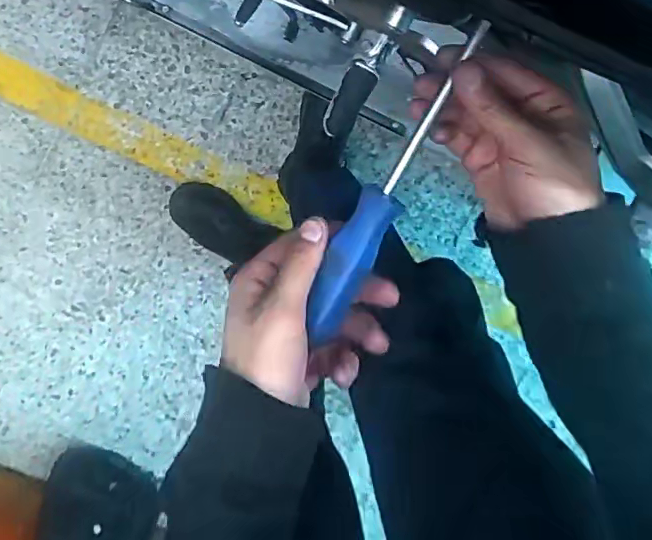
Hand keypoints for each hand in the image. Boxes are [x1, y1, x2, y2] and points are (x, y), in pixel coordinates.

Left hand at [221, 217, 399, 406]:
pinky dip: (342, 356)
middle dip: (357, 292)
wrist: (262, 429)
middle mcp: (273, 300)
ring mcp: (289, 330)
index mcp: (261, 281)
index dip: (329, 241)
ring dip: (357, 329)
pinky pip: (329, 345)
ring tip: (378, 345)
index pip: (298, 247)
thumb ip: (303, 264)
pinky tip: (345, 373)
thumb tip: (316, 222)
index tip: (361, 240)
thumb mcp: (284, 306)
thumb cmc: (269, 356)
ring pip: (332, 315)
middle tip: (391, 296)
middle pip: (323, 282)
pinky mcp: (301, 357)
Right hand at [410, 54, 602, 231]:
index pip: (506, 72)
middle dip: (452, 84)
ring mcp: (498, 135)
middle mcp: (520, 114)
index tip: (448, 59)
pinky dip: (442, 128)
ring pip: (464, 110)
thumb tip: (464, 71)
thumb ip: (491, 106)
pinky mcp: (480, 156)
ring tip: (420, 102)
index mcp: (545, 103)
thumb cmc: (557, 188)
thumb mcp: (527, 142)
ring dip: (441, 104)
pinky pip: (457, 134)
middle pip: (480, 89)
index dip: (476, 63)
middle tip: (428, 80)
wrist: (549, 241)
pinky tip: (432, 128)